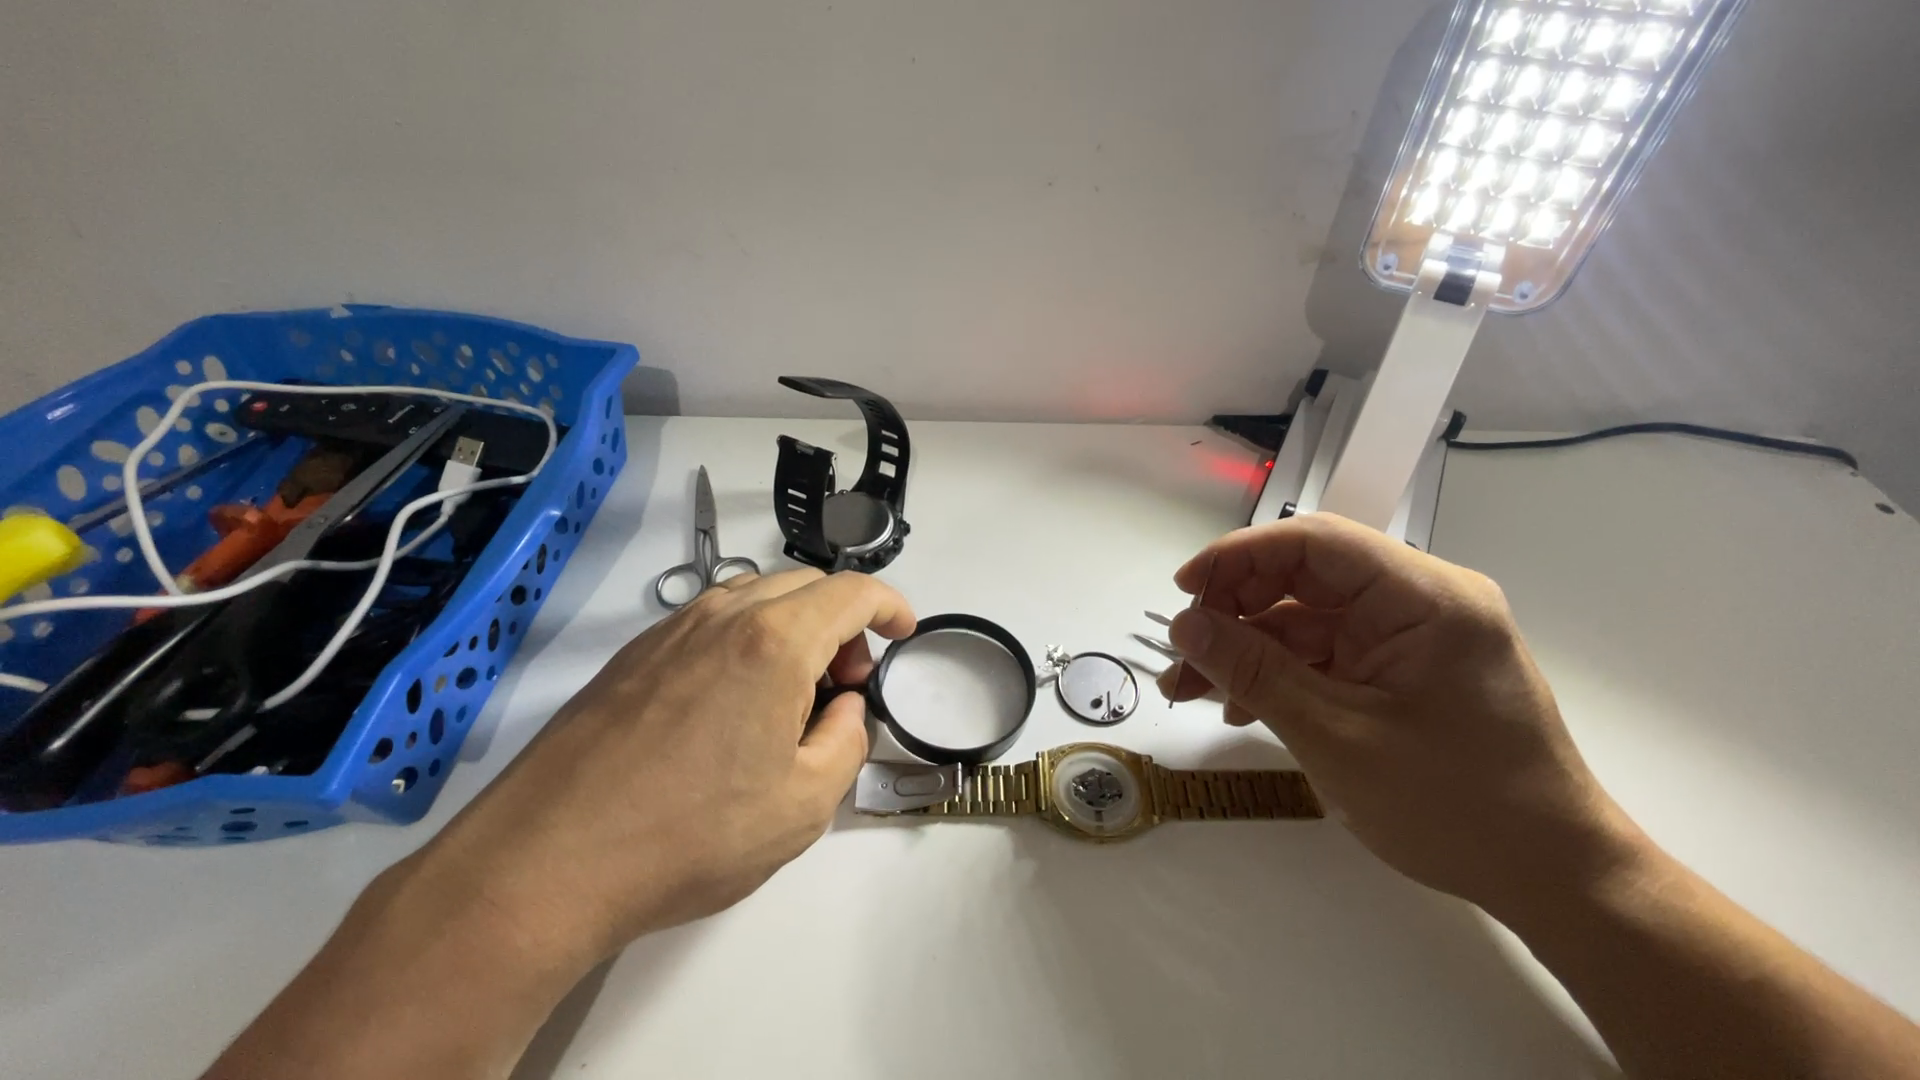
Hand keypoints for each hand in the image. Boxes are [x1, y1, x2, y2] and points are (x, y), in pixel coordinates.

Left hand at [400, 569, 915, 969]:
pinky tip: (733, 704)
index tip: (904, 634)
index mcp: (775, 642)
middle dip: (843, 622)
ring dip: (793, 627)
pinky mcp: (632, 655)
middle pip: (804, 586)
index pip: (852, 592)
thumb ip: (847, 739)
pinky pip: (710, 623)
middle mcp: (722, 616)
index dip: (890, 606)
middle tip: (846, 685)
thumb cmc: (692, 834)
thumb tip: (842, 707)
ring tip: (792, 697)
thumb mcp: (805, 803)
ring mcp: (670, 630)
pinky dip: (746, 640)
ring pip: (754, 598)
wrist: (549, 859)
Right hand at [1158, 514, 1641, 918]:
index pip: (1315, 542)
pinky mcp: (1406, 670)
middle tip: (1182, 654)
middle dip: (1236, 612)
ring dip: (1250, 651)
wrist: (1552, 878)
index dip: (1239, 557)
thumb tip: (1184, 625)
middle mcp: (1424, 601)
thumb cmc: (1455, 807)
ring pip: (1309, 621)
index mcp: (1426, 597)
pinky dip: (1283, 676)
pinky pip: (1329, 655)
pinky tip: (1241, 708)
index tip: (1183, 592)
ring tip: (1191, 692)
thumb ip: (1255, 672)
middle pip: (1307, 579)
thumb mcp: (1336, 737)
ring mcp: (1415, 637)